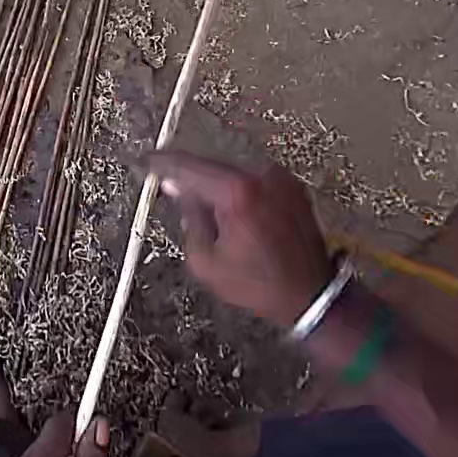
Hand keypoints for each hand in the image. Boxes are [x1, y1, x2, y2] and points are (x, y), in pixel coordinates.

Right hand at [148, 150, 336, 327]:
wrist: (311, 296)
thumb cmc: (256, 284)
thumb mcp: (206, 261)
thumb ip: (189, 218)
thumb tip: (176, 187)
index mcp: (237, 191)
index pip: (189, 166)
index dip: (163, 162)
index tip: (146, 160)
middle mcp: (260, 175)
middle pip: (212, 163)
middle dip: (188, 172)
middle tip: (167, 181)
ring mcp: (279, 177)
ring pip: (232, 168)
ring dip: (213, 179)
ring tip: (197, 197)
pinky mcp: (291, 185)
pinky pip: (253, 176)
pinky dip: (235, 185)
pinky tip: (227, 204)